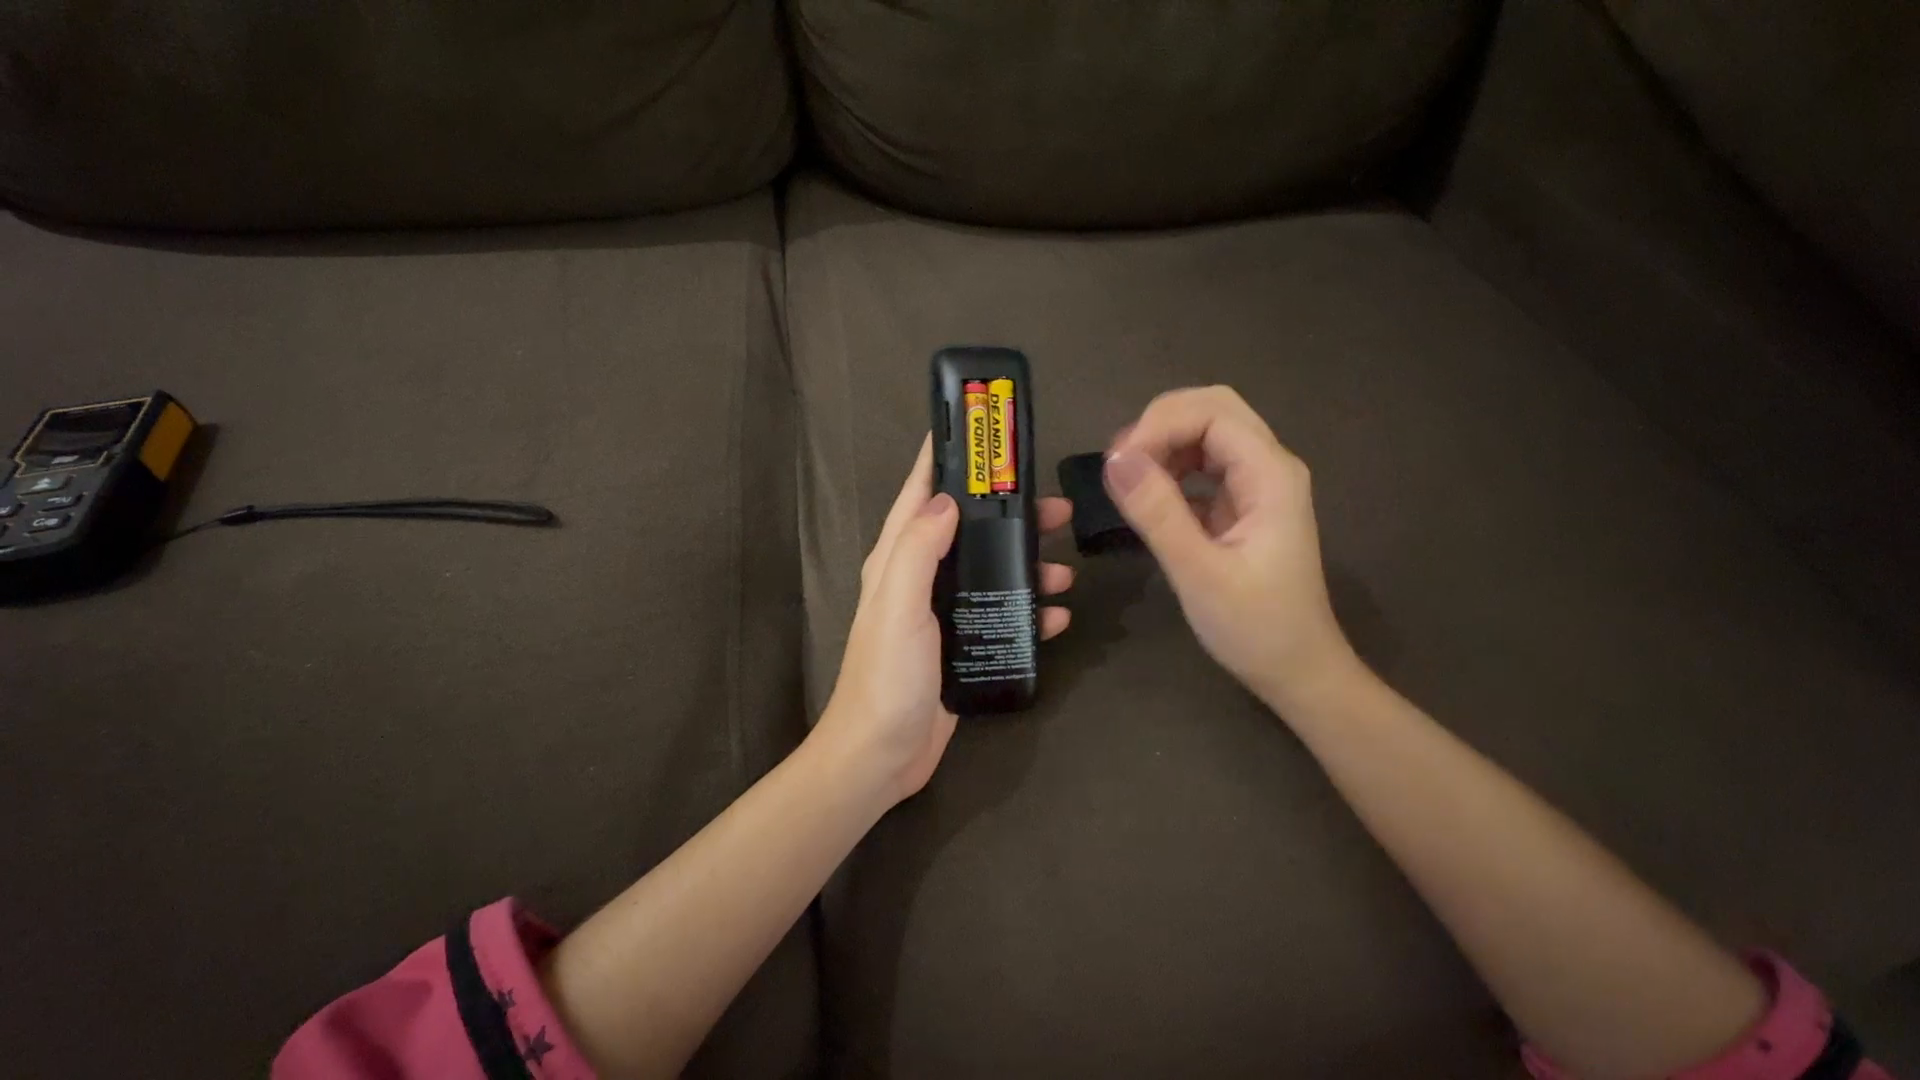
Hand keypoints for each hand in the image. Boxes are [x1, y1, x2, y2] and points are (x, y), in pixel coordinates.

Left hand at [814, 435, 1074, 804]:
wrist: (883, 755)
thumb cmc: (888, 676)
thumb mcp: (898, 603)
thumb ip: (917, 547)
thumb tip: (947, 499)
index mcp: (897, 558)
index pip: (920, 493)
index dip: (946, 457)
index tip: (983, 431)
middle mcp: (919, 579)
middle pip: (969, 530)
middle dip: (1010, 514)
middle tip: (1056, 508)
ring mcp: (942, 615)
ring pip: (991, 571)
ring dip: (1028, 565)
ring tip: (1067, 569)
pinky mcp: (963, 647)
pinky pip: (1002, 616)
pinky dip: (1031, 611)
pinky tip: (1060, 616)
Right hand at [1104, 386, 1357, 707]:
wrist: (1298, 672)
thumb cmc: (1255, 628)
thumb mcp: (1199, 573)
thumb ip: (1158, 512)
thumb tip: (1115, 459)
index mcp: (1270, 476)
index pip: (1212, 413)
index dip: (1159, 425)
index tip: (1119, 465)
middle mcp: (1270, 468)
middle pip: (1214, 410)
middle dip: (1161, 424)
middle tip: (1119, 463)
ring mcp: (1259, 486)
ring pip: (1209, 434)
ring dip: (1165, 444)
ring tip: (1127, 479)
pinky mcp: (1244, 506)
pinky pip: (1206, 466)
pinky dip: (1172, 469)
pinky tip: (1149, 497)